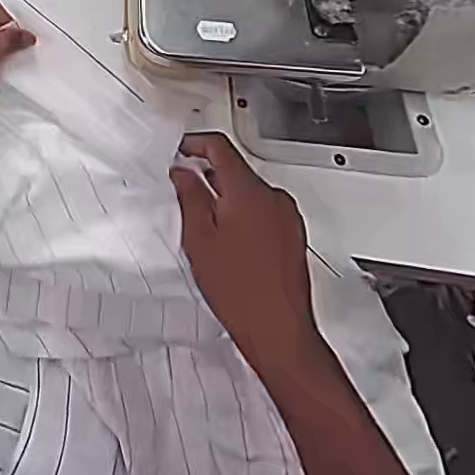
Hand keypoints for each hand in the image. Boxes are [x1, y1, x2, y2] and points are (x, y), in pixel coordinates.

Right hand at [170, 133, 320, 368]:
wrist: (279, 331)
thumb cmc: (242, 292)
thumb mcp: (199, 238)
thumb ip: (189, 196)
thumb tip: (183, 172)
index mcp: (248, 191)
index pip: (220, 147)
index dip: (195, 144)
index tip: (181, 150)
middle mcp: (273, 197)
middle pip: (235, 168)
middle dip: (208, 175)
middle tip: (184, 192)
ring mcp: (286, 215)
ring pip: (249, 190)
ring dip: (226, 197)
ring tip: (207, 228)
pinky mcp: (293, 233)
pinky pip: (263, 209)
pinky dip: (244, 214)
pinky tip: (230, 242)